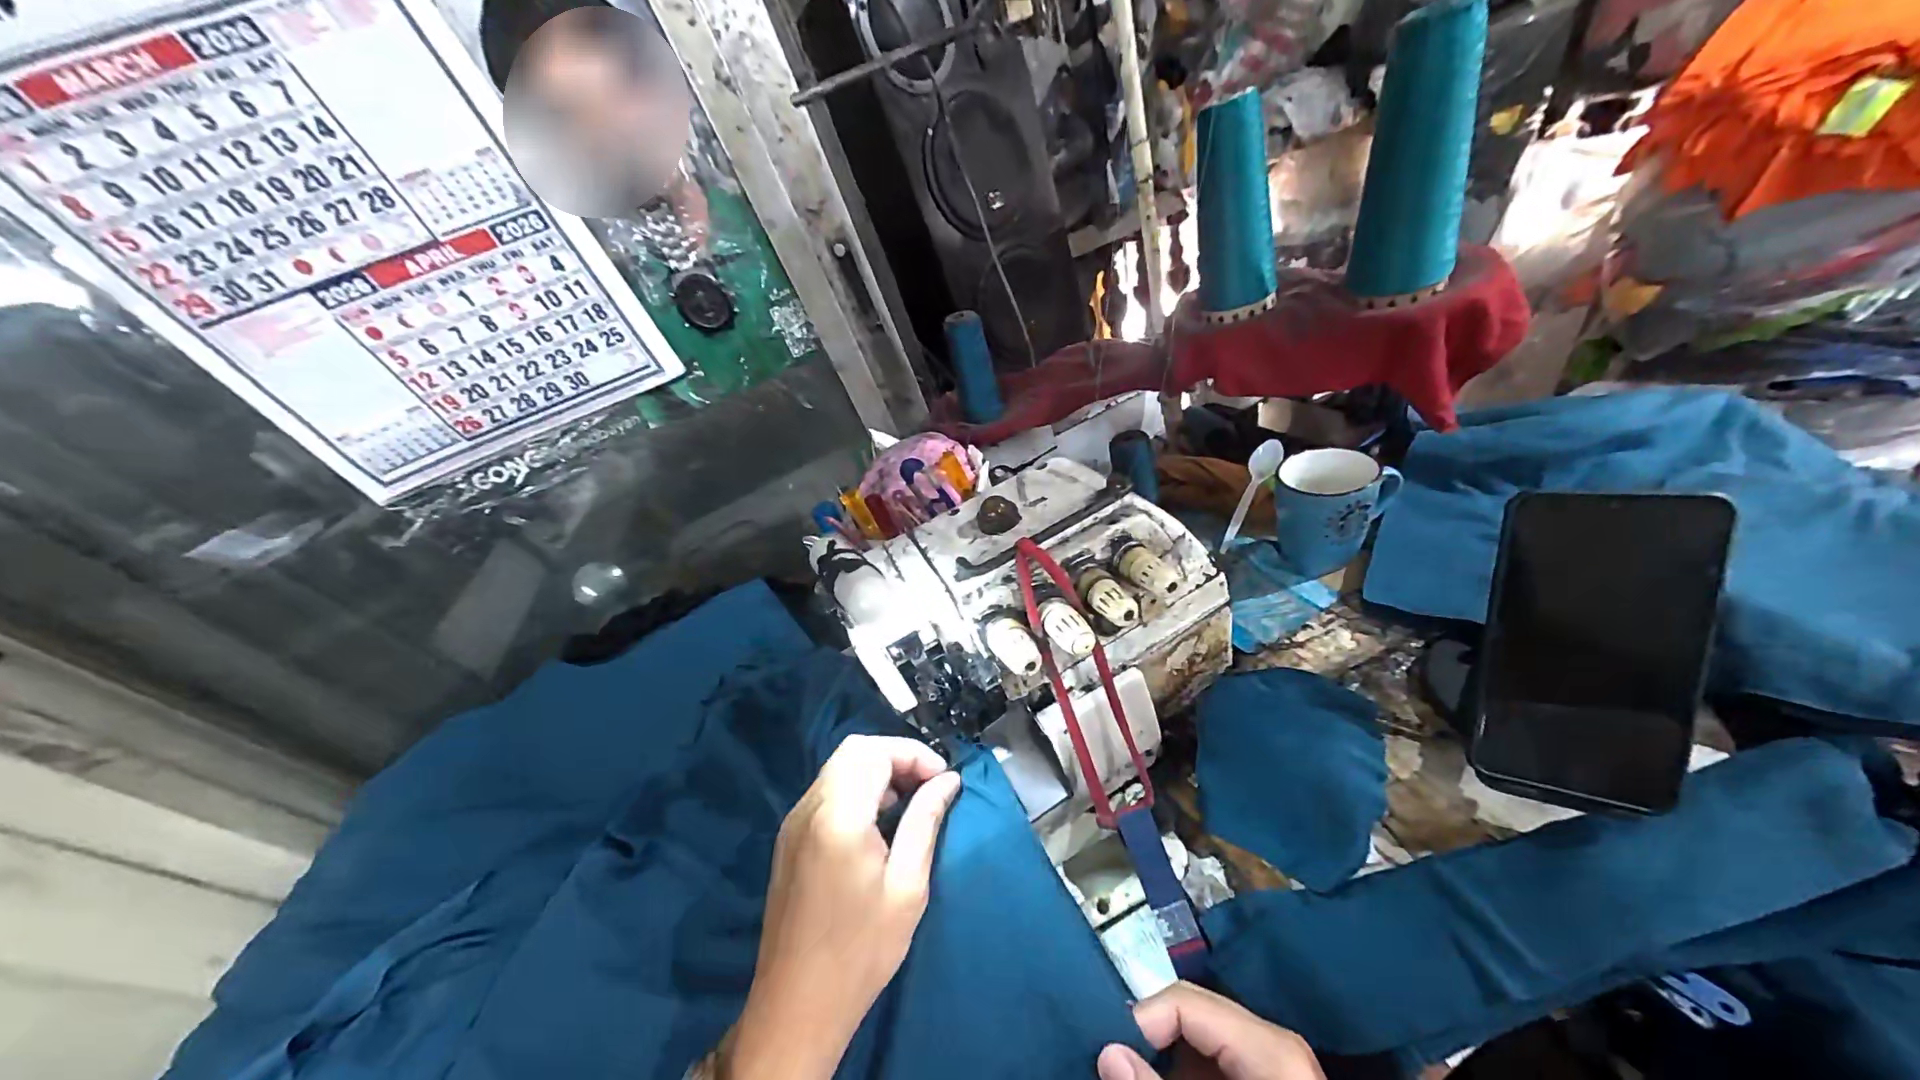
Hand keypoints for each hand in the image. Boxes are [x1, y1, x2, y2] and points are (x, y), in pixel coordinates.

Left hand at [721, 735, 962, 1079]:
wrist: (797, 1004)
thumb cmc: (861, 950)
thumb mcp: (907, 887)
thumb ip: (925, 822)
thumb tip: (947, 781)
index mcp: (838, 817)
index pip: (875, 752)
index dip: (914, 755)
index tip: (943, 780)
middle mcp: (809, 808)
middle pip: (853, 751)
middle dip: (896, 757)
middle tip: (928, 787)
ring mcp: (793, 823)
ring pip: (838, 768)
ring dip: (876, 772)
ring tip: (908, 805)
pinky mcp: (788, 839)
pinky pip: (826, 792)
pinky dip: (856, 789)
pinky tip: (877, 824)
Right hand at [1097, 982, 1325, 1079]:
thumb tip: (1109, 1053)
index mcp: (1269, 1049)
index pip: (1182, 1001)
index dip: (1140, 1023)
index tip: (1110, 1060)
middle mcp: (1271, 1044)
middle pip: (1189, 1013)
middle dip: (1147, 1039)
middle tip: (1113, 1068)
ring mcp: (1270, 1065)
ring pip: (1195, 1039)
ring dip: (1161, 1060)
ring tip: (1132, 1078)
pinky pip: (1209, 1064)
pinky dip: (1181, 1077)